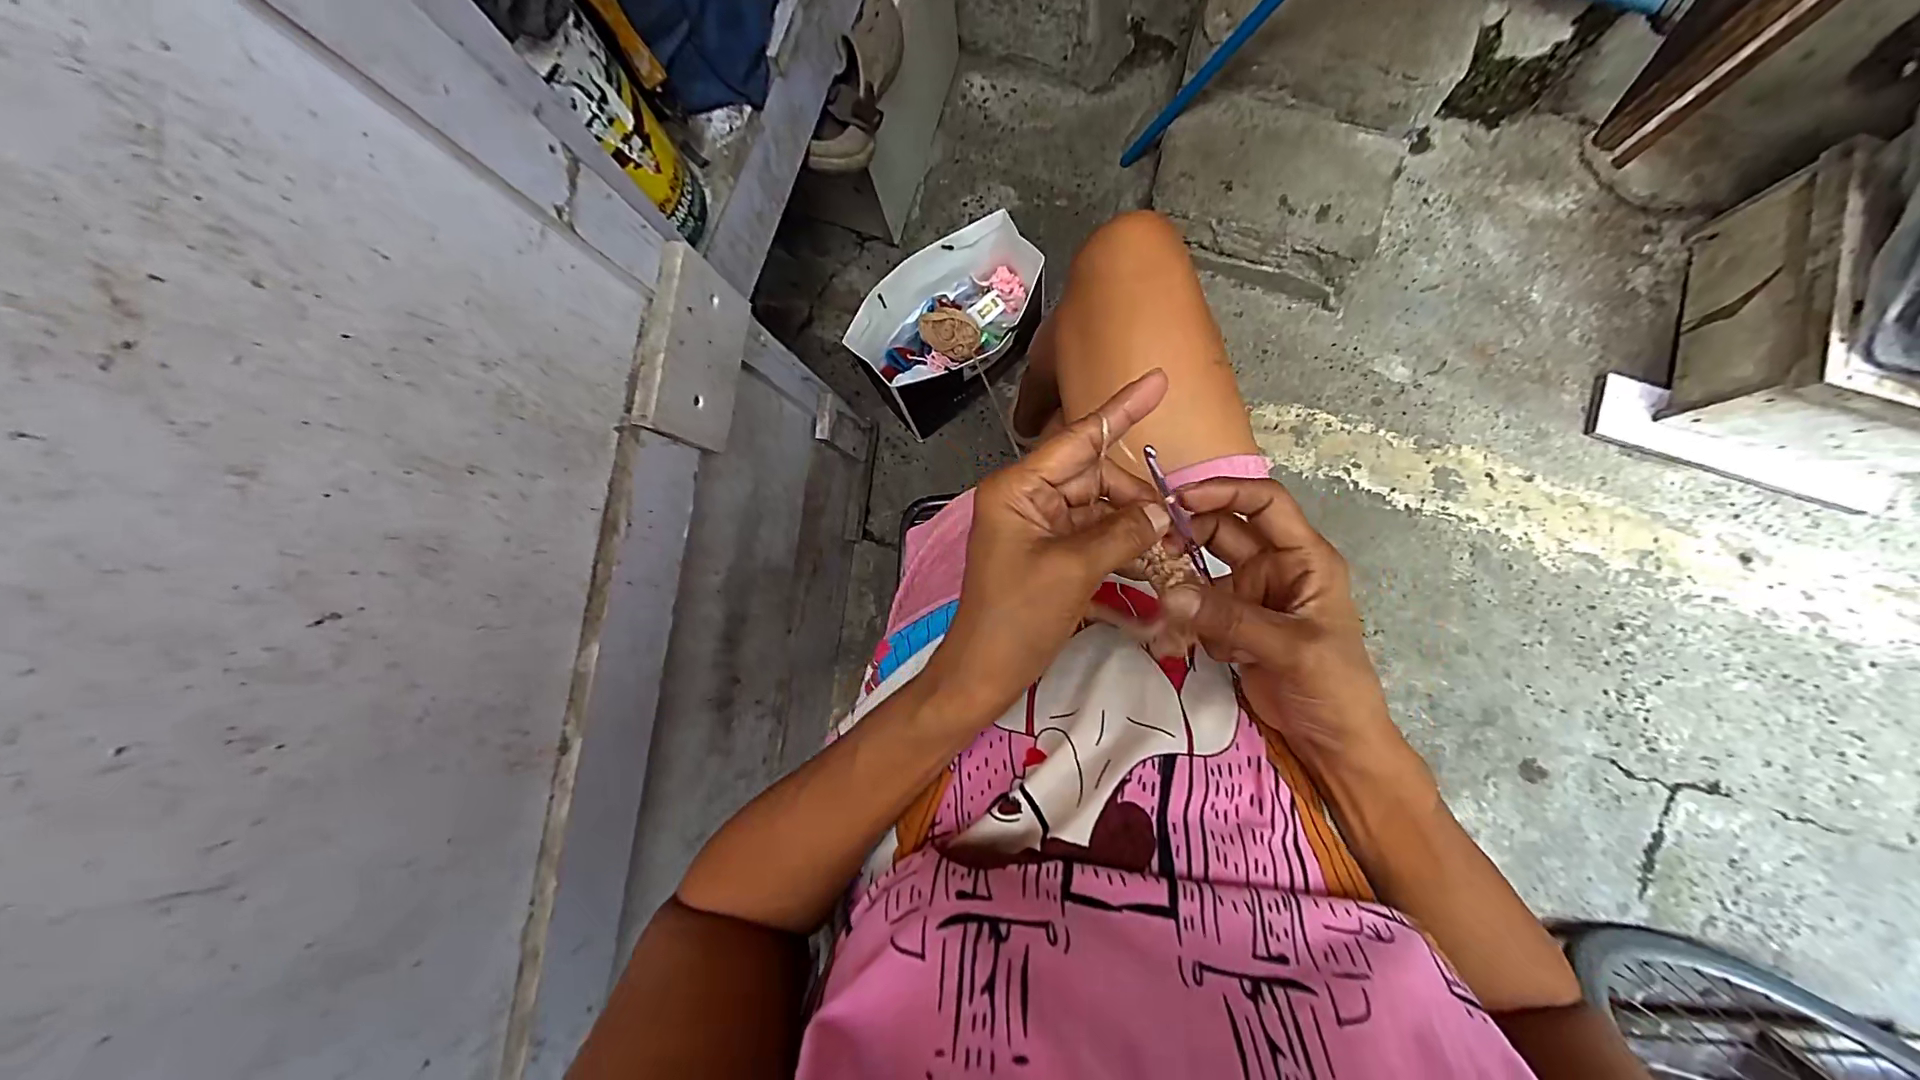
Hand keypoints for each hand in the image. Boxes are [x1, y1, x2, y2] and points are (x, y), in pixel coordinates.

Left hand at [923, 372, 1173, 722]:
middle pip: (1095, 478)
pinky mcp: (1048, 554)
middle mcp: (1027, 499)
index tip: (1158, 380)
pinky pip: (1092, 537)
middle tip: (1176, 524)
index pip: (1078, 439)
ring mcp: (1037, 528)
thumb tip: (1158, 512)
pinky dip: (1120, 548)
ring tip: (1173, 546)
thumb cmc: (1016, 620)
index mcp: (1019, 489)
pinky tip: (1151, 563)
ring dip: (1134, 526)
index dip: (1121, 410)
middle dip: (1137, 496)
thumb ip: (1121, 533)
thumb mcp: (1073, 571)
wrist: (983, 674)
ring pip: (1099, 509)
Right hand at [1165, 477, 1404, 772]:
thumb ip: (1230, 619)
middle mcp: (1275, 568)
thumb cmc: (1335, 687)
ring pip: (1203, 572)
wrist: (1334, 743)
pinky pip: (1197, 608)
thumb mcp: (1290, 648)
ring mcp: (1251, 596)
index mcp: (1305, 558)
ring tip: (1170, 616)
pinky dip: (1188, 624)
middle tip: (1154, 549)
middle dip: (1188, 537)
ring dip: (1184, 589)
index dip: (1224, 491)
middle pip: (1222, 531)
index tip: (1179, 499)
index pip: (1265, 503)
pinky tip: (1191, 649)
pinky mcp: (1232, 624)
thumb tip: (1170, 595)